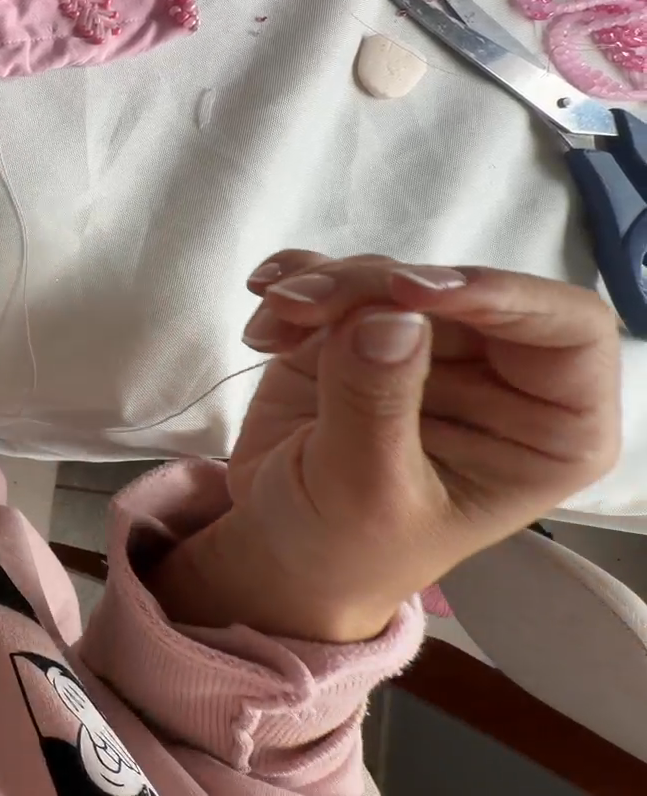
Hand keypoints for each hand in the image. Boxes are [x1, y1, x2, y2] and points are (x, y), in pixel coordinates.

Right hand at [150, 252, 620, 641]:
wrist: (280, 543)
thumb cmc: (345, 541)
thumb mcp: (364, 487)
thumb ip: (376, 404)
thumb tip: (388, 318)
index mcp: (543, 424)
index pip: (562, 330)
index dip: (496, 295)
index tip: (403, 292)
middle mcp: (490, 376)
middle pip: (448, 292)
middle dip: (365, 288)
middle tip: (290, 305)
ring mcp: (412, 352)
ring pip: (380, 278)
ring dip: (316, 286)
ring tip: (265, 324)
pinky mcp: (345, 338)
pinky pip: (327, 282)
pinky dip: (288, 282)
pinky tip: (259, 316)